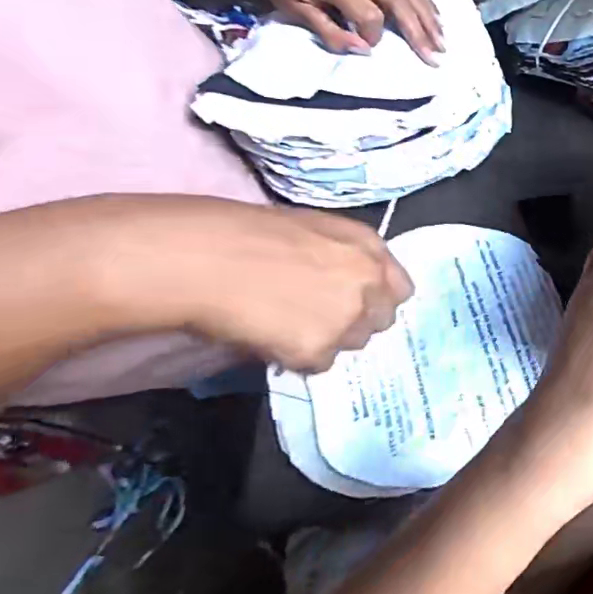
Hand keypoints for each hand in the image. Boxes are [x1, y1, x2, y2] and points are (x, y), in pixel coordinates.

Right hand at [79, 196, 413, 371]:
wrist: (192, 257)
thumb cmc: (236, 232)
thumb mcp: (309, 229)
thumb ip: (342, 254)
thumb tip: (349, 280)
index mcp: (369, 248)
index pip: (401, 289)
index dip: (376, 299)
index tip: (353, 304)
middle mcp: (370, 282)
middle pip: (380, 320)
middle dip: (353, 322)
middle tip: (309, 316)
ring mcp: (348, 317)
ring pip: (351, 344)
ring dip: (325, 340)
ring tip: (280, 323)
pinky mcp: (319, 347)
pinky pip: (317, 364)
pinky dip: (295, 357)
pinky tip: (265, 337)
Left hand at [248, 0, 444, 61]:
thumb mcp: (296, 13)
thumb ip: (330, 32)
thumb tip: (366, 50)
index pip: (368, 11)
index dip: (374, 34)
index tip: (370, 47)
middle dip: (419, 29)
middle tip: (435, 54)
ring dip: (429, 17)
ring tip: (442, 42)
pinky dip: (427, 3)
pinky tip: (436, 20)